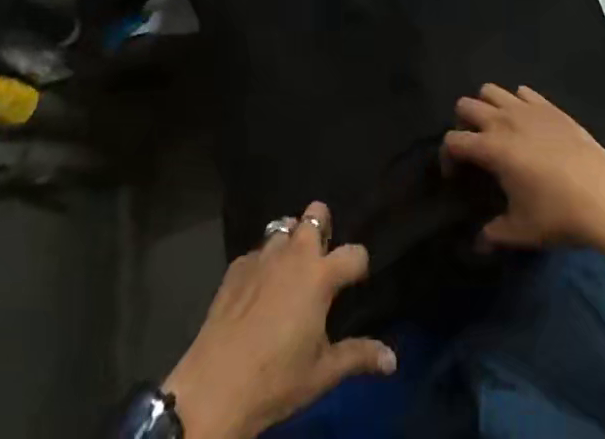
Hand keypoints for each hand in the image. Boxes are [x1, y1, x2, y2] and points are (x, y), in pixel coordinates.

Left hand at [162, 202, 396, 438]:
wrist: (212, 390)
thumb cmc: (276, 379)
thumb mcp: (324, 372)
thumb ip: (359, 356)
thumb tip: (393, 360)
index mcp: (320, 275)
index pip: (355, 252)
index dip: (360, 265)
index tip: (357, 281)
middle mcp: (293, 256)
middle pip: (315, 213)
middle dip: (324, 225)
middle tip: (324, 255)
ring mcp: (261, 258)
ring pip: (283, 226)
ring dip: (292, 238)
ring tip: (293, 264)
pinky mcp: (234, 269)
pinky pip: (256, 251)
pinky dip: (264, 260)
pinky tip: (260, 284)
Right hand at [441, 84, 604, 251]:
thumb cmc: (558, 214)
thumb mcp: (520, 231)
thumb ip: (492, 234)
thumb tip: (478, 244)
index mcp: (491, 148)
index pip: (452, 140)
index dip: (447, 157)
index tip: (457, 176)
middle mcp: (505, 121)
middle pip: (466, 105)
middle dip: (463, 124)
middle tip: (475, 149)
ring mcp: (530, 110)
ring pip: (492, 90)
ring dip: (487, 107)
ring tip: (497, 131)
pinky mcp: (552, 108)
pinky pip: (524, 92)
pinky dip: (517, 102)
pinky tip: (527, 124)